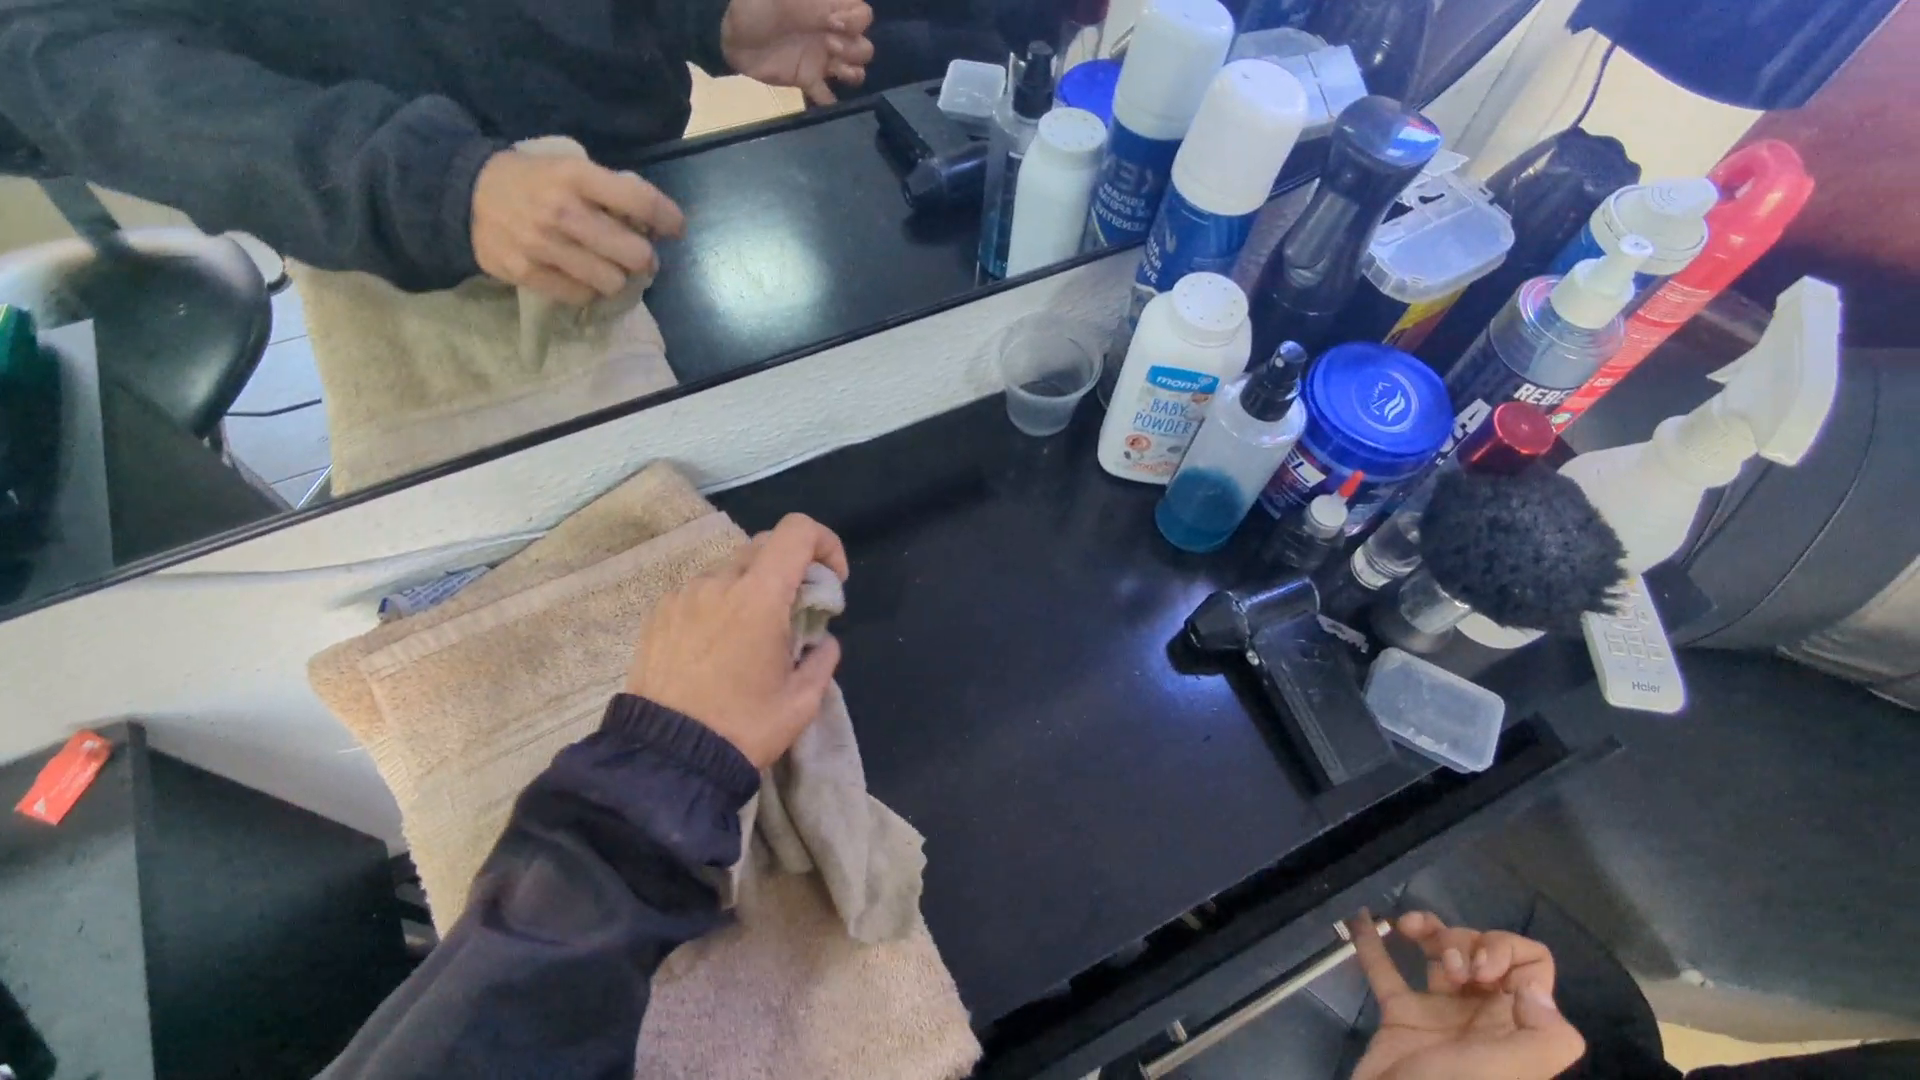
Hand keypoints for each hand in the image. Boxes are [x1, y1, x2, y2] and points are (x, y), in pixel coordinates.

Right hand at [470, 150, 684, 305]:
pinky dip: (589, 292)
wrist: (461, 194)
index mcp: (575, 177)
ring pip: (612, 282)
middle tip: (640, 258)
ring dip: (618, 279)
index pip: (640, 201)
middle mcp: (562, 211)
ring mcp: (543, 245)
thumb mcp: (568, 170)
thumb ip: (608, 192)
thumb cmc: (530, 182)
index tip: (675, 229)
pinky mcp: (527, 273)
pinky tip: (581, 277)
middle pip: (634, 254)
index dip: (668, 219)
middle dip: (646, 259)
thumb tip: (655, 223)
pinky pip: (581, 297)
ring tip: (609, 269)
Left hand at [625, 514, 850, 767]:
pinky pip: (700, 592)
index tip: (831, 581)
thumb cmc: (744, 727)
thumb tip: (821, 640)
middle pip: (765, 546)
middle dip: (791, 569)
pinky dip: (719, 605)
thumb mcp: (802, 700)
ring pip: (730, 570)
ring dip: (752, 589)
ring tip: (750, 638)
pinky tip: (716, 648)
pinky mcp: (658, 613)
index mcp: (760, 597)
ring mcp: (683, 595)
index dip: (825, 544)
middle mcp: (719, 583)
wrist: (667, 758)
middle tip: (796, 613)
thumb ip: (823, 657)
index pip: (797, 532)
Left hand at [721, 0, 874, 104]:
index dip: (856, 21)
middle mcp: (830, 33)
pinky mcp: (807, 80)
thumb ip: (817, 6)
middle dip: (854, 49)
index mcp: (828, 7)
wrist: (728, 33)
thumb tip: (842, 20)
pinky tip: (823, 97)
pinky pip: (827, 96)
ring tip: (832, 69)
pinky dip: (829, 100)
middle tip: (829, 47)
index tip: (834, 23)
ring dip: (851, 73)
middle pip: (864, 47)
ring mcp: (821, 58)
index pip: (862, 15)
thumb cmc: (756, 6)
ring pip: (854, 72)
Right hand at [1348, 910, 1586, 1079]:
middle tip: (1448, 970)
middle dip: (1461, 941)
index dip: (1505, 951)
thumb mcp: (1512, 1073)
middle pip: (1482, 949)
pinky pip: (1386, 969)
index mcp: (1517, 1026)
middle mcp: (1484, 1014)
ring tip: (1406, 929)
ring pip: (1440, 951)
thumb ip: (1545, 1037)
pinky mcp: (1400, 1015)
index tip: (1479, 970)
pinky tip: (1362, 919)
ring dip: (1427, 930)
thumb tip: (1533, 990)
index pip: (1531, 966)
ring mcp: (1440, 1013)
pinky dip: (1372, 942)